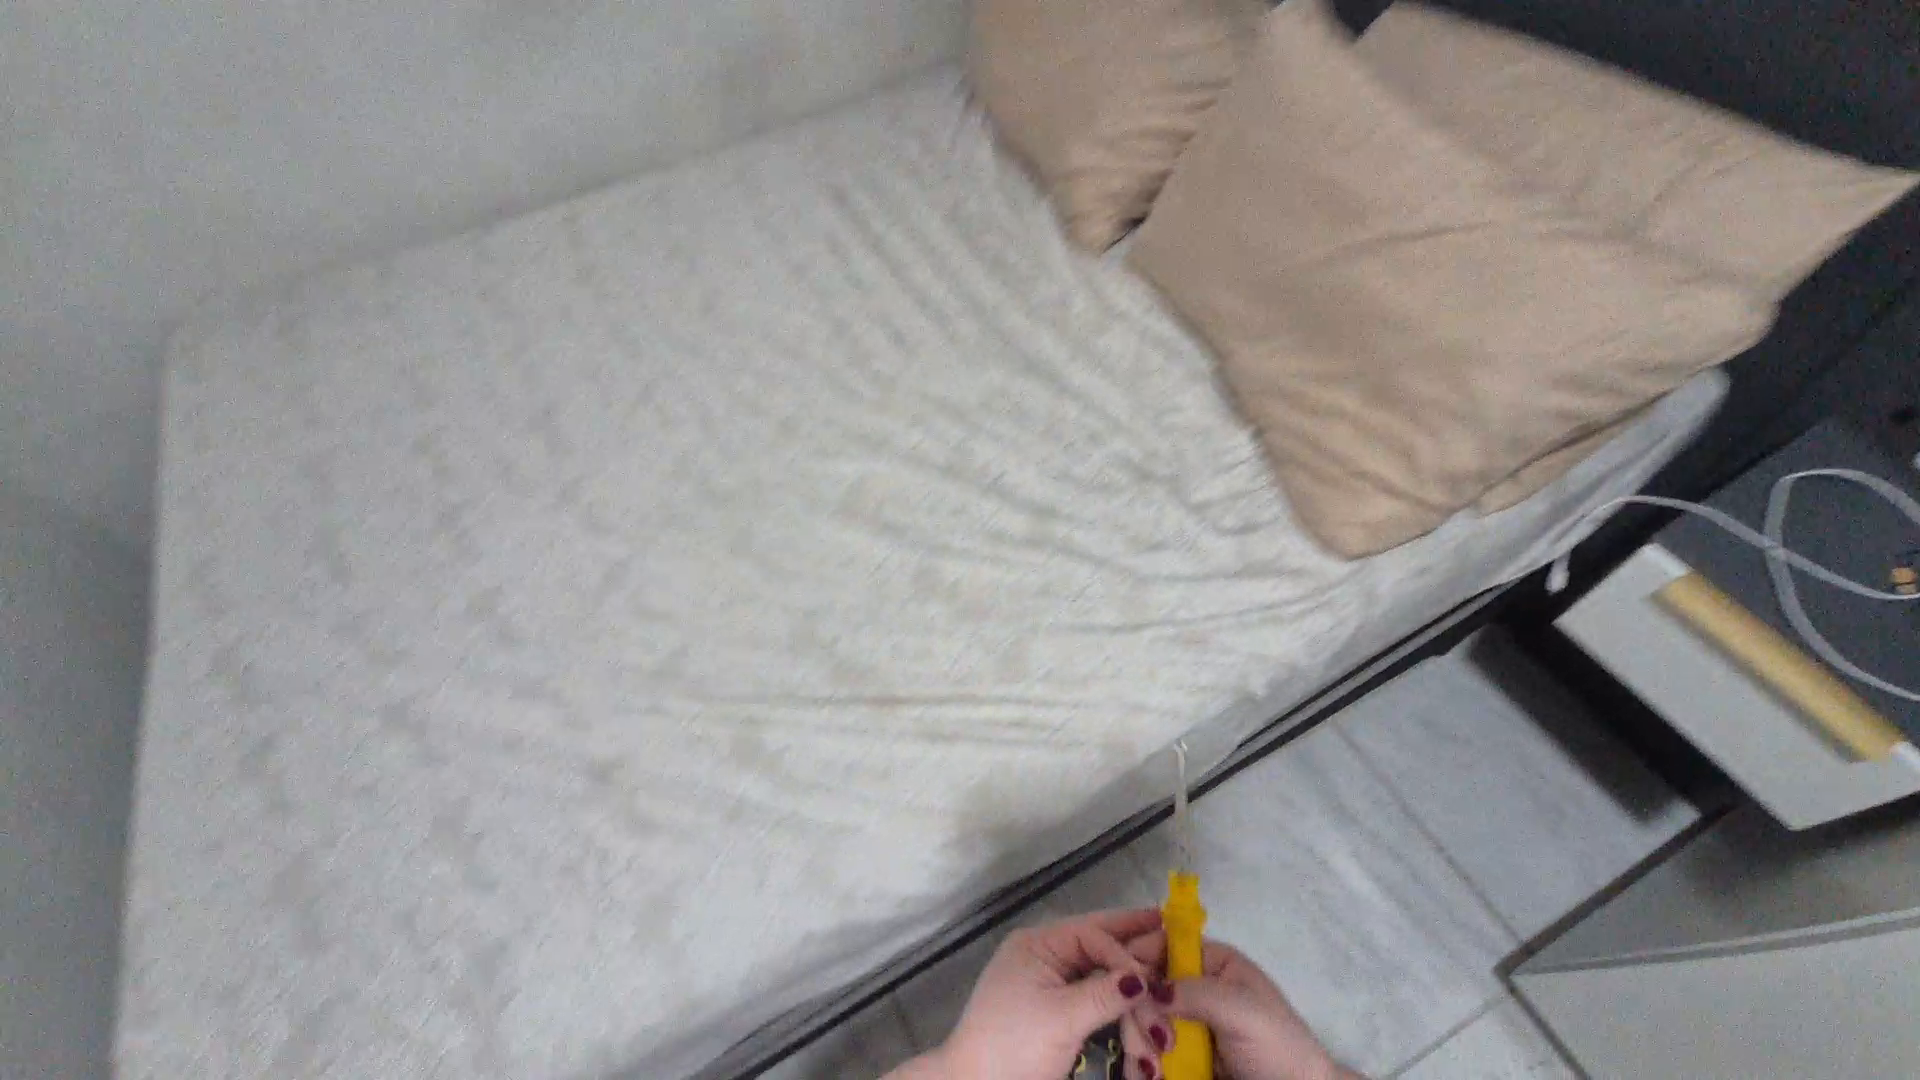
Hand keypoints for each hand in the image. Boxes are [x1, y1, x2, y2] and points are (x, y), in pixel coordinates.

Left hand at [890, 909, 1163, 1079]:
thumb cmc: (1013, 1045)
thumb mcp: (1061, 1018)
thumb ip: (1105, 993)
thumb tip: (1143, 978)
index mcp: (1039, 945)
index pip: (1092, 934)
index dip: (1124, 953)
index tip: (1152, 981)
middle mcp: (1046, 958)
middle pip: (1100, 950)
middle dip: (1136, 964)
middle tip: (1174, 956)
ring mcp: (1051, 987)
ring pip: (1102, 981)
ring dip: (1130, 999)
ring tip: (1159, 1010)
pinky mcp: (1057, 1016)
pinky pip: (1095, 1005)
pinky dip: (1117, 1016)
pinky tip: (1141, 1023)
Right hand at [1125, 934, 1359, 1079]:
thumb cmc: (1280, 1050)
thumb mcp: (1244, 1013)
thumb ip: (1197, 993)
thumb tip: (1146, 987)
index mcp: (1209, 962)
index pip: (1160, 944)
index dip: (1136, 957)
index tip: (1122, 983)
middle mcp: (1189, 987)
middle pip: (1142, 985)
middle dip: (1141, 1014)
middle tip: (1159, 1044)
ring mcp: (1180, 1024)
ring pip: (1137, 1020)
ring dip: (1140, 1043)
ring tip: (1156, 1071)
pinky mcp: (1176, 1057)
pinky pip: (1145, 1051)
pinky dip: (1142, 1063)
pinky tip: (1150, 1075)